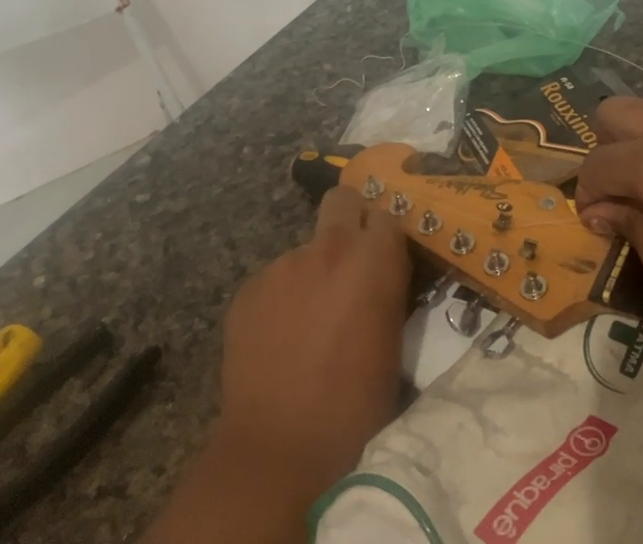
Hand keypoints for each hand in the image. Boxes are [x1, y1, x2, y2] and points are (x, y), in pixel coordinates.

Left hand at [217, 186, 410, 493]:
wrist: (279, 442)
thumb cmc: (355, 402)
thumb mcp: (393, 344)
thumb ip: (388, 294)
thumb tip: (382, 279)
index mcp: (373, 260)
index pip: (388, 216)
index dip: (387, 236)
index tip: (387, 258)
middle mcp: (328, 248)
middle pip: (342, 200)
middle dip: (349, 219)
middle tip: (350, 262)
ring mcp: (282, 265)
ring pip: (305, 248)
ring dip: (313, 269)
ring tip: (309, 318)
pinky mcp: (248, 288)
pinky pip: (275, 278)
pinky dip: (282, 296)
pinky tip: (280, 335)